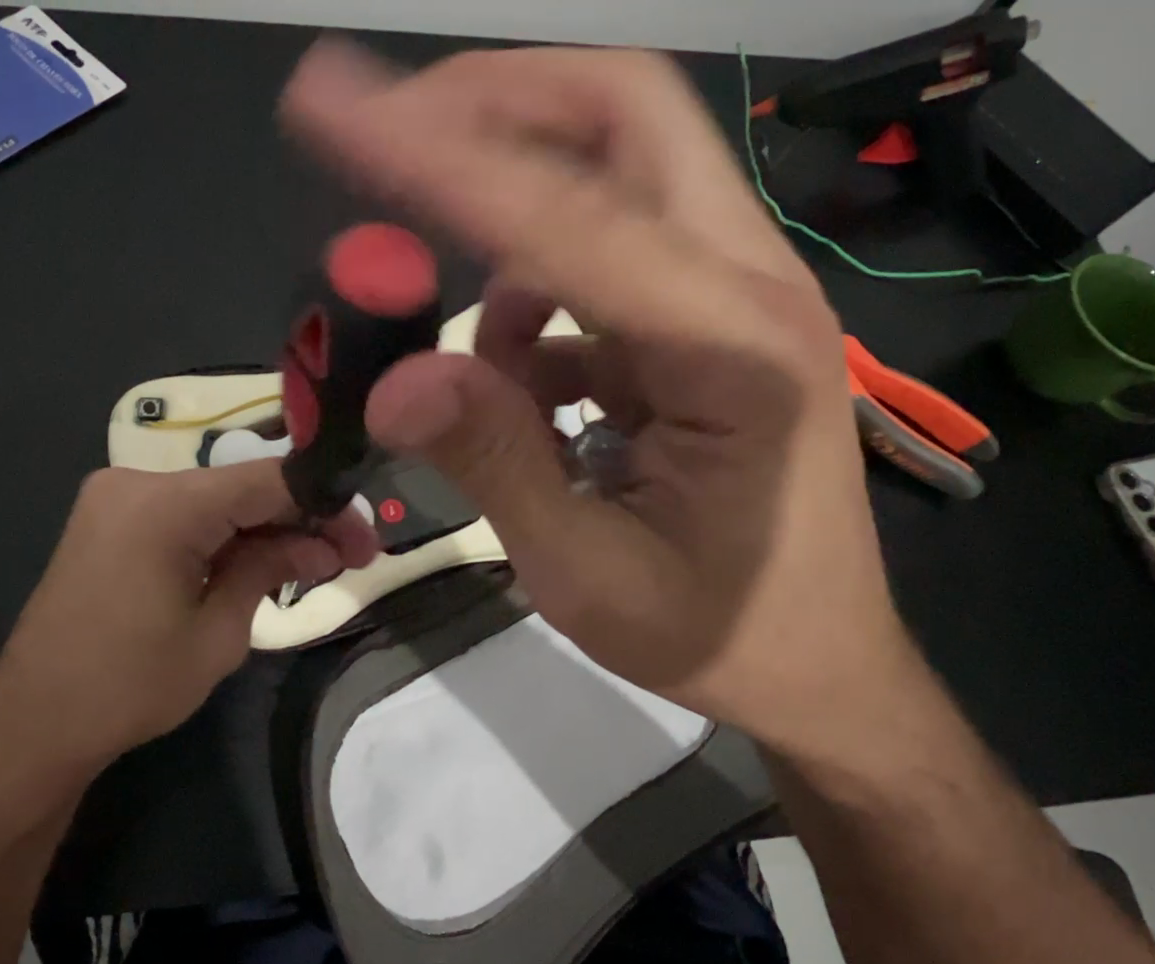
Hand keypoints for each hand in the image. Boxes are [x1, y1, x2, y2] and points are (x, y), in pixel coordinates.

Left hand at [0, 461, 377, 769]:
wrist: (35, 723)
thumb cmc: (130, 686)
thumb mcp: (218, 633)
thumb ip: (269, 571)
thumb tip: (320, 543)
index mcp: (163, 503)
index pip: (268, 480)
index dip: (325, 505)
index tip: (364, 539)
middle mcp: (136, 481)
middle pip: (240, 485)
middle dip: (297, 519)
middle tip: (347, 557)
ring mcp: (114, 499)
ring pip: (213, 499)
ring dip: (262, 529)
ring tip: (310, 565)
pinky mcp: (105, 521)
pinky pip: (181, 514)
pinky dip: (222, 535)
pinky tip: (256, 562)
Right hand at [280, 41, 911, 749]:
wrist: (822, 666)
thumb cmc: (718, 634)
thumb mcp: (588, 573)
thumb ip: (495, 464)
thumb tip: (392, 385)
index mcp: (735, 351)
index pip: (571, 215)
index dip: (443, 156)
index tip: (332, 105)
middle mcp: (749, 287)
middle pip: (625, 119)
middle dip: (495, 105)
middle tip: (389, 132)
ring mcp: (736, 296)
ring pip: (615, 176)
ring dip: (511, 222)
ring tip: (475, 355)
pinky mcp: (711, 322)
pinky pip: (607, 260)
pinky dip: (537, 295)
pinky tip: (524, 388)